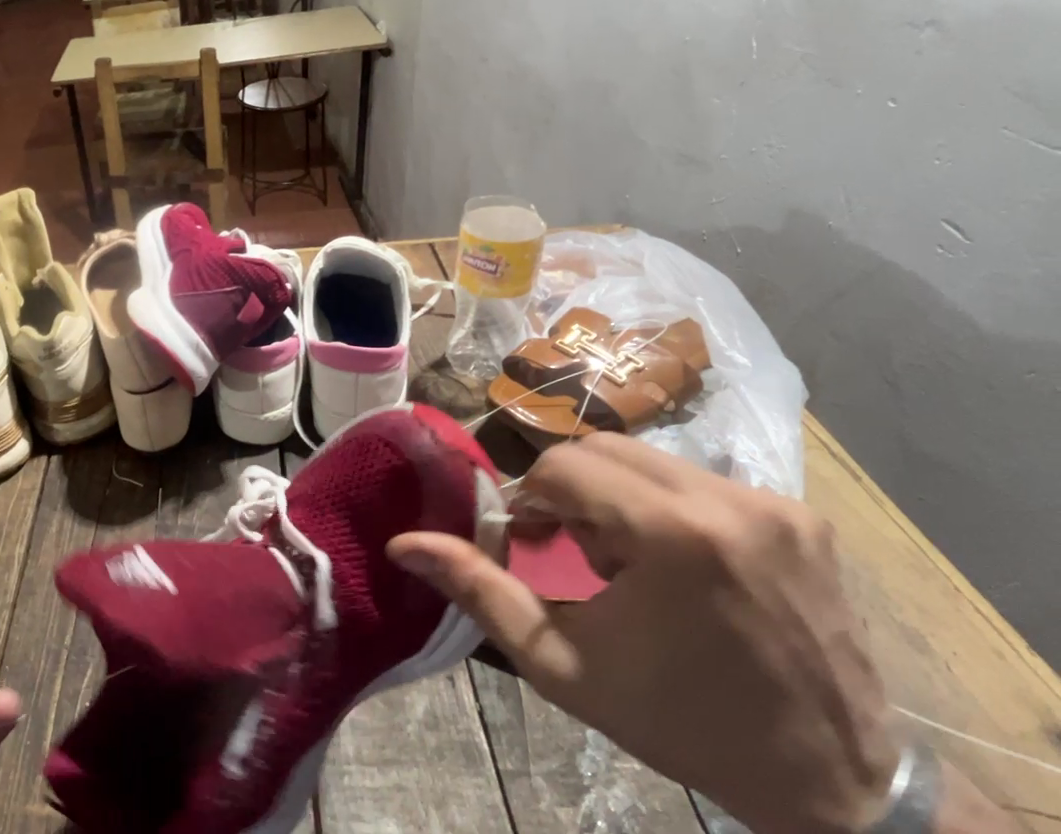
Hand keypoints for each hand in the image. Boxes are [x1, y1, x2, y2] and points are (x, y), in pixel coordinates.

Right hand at [389, 433, 897, 833]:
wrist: (825, 778)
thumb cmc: (676, 721)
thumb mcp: (560, 662)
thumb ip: (479, 590)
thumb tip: (402, 543)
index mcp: (672, 535)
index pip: (563, 465)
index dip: (531, 499)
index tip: (528, 545)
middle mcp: (730, 500)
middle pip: (605, 450)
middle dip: (571, 492)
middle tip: (570, 553)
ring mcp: (777, 505)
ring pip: (652, 460)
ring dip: (618, 496)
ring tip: (626, 564)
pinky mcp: (803, 517)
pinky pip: (701, 482)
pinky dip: (667, 506)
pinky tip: (679, 567)